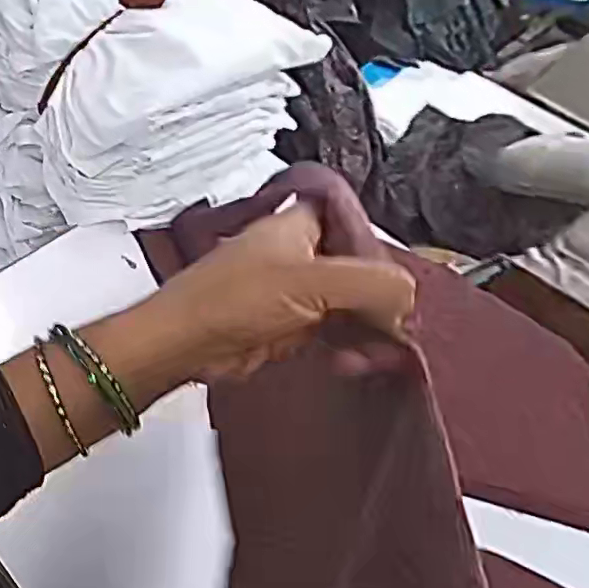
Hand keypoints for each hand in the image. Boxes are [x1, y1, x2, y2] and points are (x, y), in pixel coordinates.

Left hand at [151, 203, 414, 381]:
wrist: (183, 345)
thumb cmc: (228, 301)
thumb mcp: (312, 281)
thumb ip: (373, 284)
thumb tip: (406, 303)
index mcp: (296, 228)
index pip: (353, 223)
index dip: (380, 248)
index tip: (401, 280)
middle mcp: (294, 257)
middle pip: (358, 272)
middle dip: (382, 302)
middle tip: (396, 330)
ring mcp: (288, 295)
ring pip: (349, 308)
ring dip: (368, 333)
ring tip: (373, 356)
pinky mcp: (283, 330)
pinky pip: (330, 336)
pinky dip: (346, 350)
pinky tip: (351, 364)